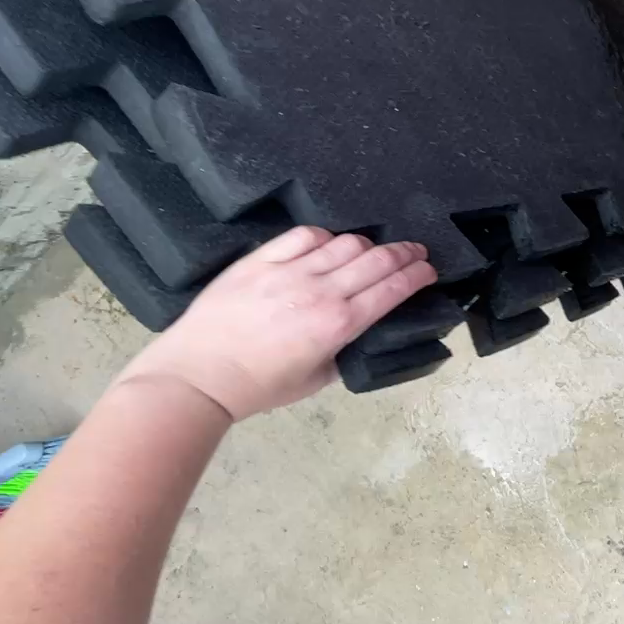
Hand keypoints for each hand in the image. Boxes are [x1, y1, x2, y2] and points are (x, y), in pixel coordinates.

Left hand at [115, 227, 435, 419]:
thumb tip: (364, 324)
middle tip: (417, 252)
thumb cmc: (260, 387)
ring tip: (372, 252)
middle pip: (379, 259)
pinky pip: (303, 236)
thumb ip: (348, 346)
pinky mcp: (258, 262)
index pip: (394, 288)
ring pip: (346, 243)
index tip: (430, 270)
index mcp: (340, 324)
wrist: (194, 380)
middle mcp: (321, 292)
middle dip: (407, 253)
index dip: (419, 274)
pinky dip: (325, 237)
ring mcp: (288, 273)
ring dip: (369, 245)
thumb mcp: (320, 377)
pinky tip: (328, 246)